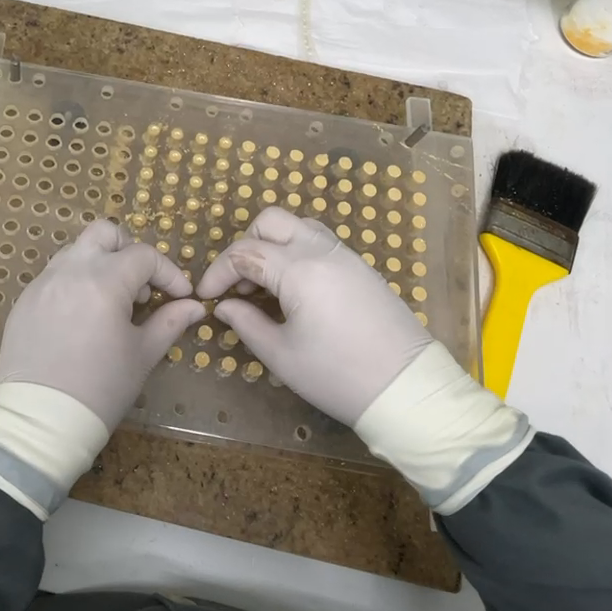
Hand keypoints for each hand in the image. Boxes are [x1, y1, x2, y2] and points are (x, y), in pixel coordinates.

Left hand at [0, 218, 206, 424]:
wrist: (42, 418)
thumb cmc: (101, 387)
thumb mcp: (142, 354)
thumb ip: (169, 321)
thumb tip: (193, 306)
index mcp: (104, 281)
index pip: (144, 256)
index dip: (169, 273)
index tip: (180, 296)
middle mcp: (70, 270)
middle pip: (104, 232)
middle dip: (128, 249)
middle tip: (140, 284)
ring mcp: (42, 283)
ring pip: (76, 250)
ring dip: (99, 263)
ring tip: (111, 301)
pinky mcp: (24, 301)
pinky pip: (54, 276)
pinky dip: (75, 283)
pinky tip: (83, 317)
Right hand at [195, 206, 431, 424]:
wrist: (406, 389)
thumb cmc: (337, 375)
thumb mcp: (281, 355)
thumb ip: (245, 322)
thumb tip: (223, 306)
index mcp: (300, 270)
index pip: (244, 253)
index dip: (217, 272)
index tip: (205, 297)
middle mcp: (322, 251)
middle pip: (271, 221)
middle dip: (244, 246)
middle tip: (237, 284)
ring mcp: (346, 256)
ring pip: (298, 226)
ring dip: (271, 245)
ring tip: (263, 285)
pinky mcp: (361, 269)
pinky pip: (319, 243)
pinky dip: (295, 253)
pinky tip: (291, 290)